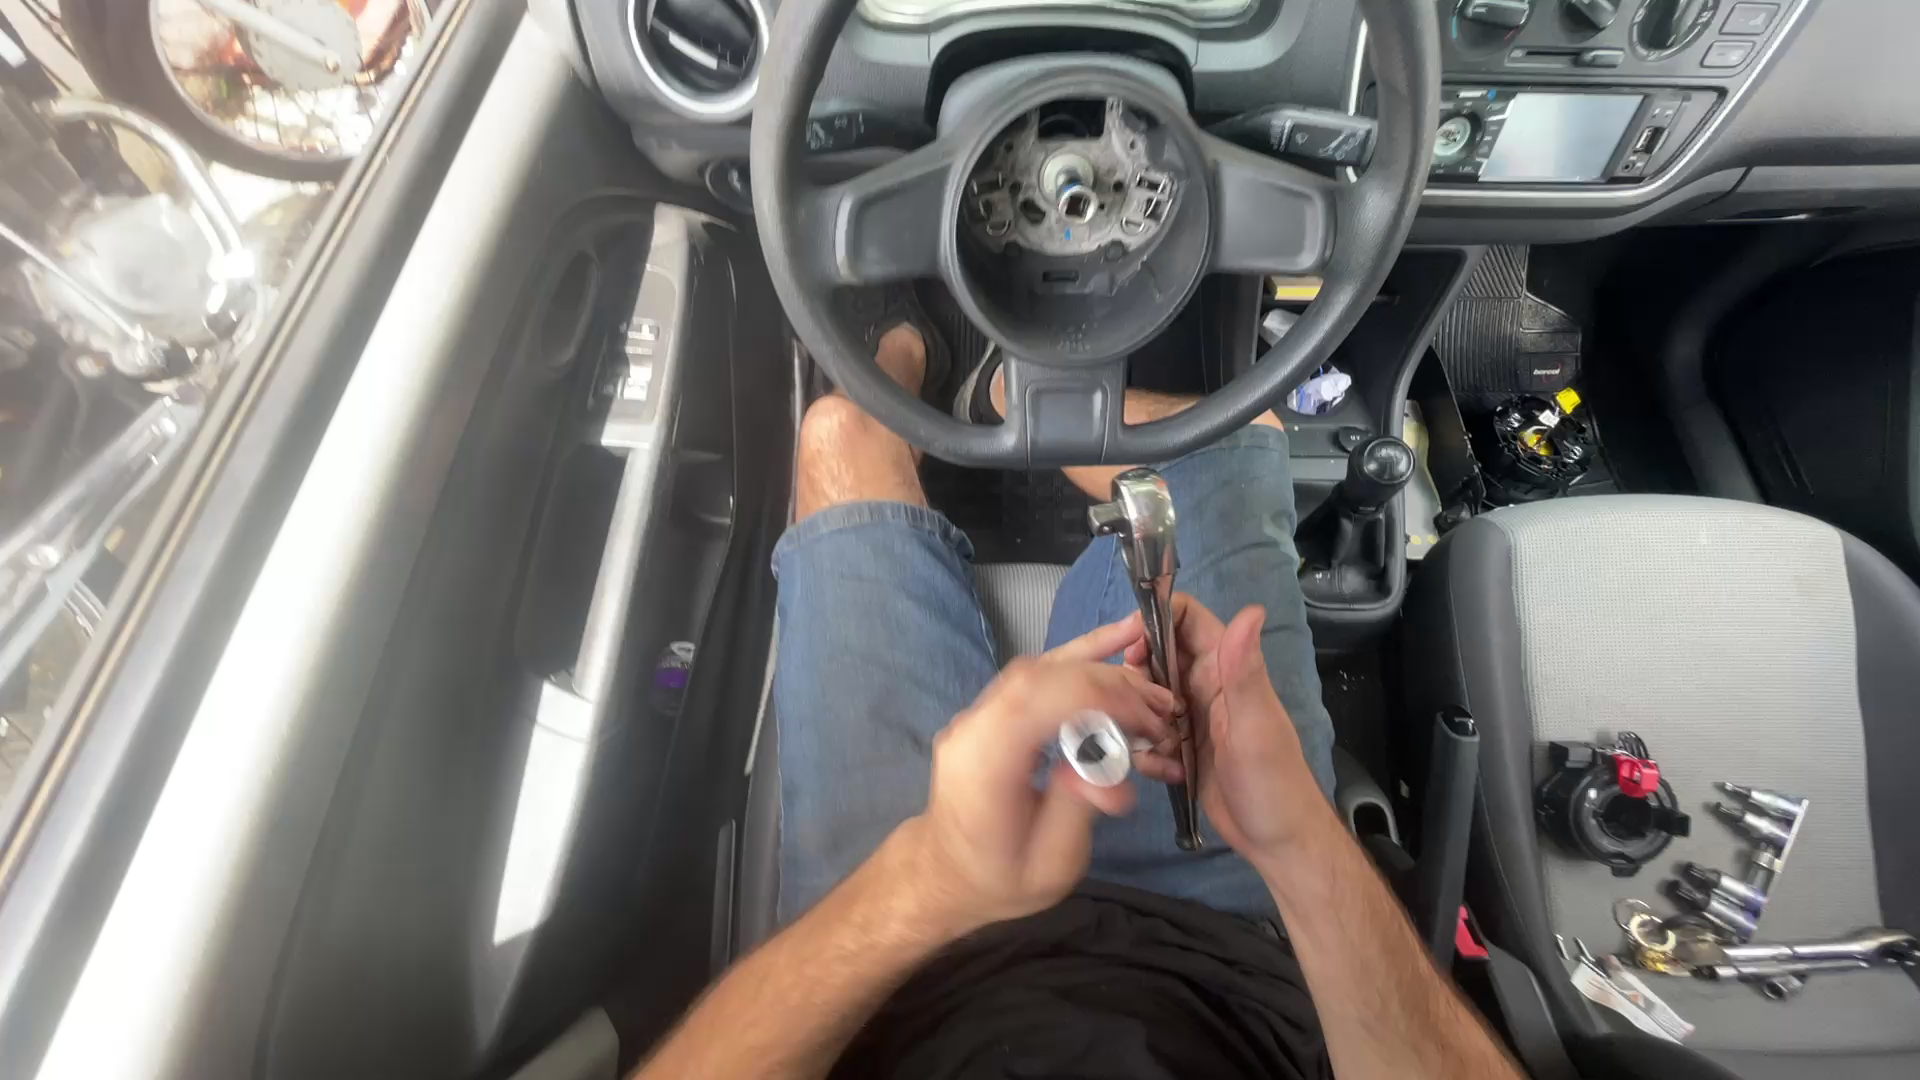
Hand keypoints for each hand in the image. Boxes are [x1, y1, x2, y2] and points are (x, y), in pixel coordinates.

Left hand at [893, 615, 1182, 934]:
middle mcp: (975, 724)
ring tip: (1148, 669)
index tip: (1147, 719)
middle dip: (1107, 683)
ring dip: (1098, 665)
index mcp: (984, 761)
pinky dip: (1075, 658)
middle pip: (1042, 676)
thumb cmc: (998, 878)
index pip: (1039, 701)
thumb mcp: (1048, 865)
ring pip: (1039, 666)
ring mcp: (978, 713)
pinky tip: (1112, 640)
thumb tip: (1111, 775)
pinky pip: (1034, 674)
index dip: (1098, 697)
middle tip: (1160, 707)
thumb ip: (1078, 811)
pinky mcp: (991, 711)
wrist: (946, 872)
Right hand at [1129, 595, 1333, 865]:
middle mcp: (1205, 684)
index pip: (1187, 619)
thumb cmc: (1272, 782)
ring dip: (1138, 717)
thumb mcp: (1255, 726)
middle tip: (1129, 705)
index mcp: (1225, 669)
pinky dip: (1147, 749)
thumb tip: (1252, 609)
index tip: (1131, 648)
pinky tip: (1166, 772)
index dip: (1155, 620)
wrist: (1277, 843)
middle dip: (1136, 675)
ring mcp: (1189, 715)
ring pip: (1145, 695)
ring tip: (1152, 746)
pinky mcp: (1178, 745)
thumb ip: (1245, 670)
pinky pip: (1147, 732)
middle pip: (1156, 655)